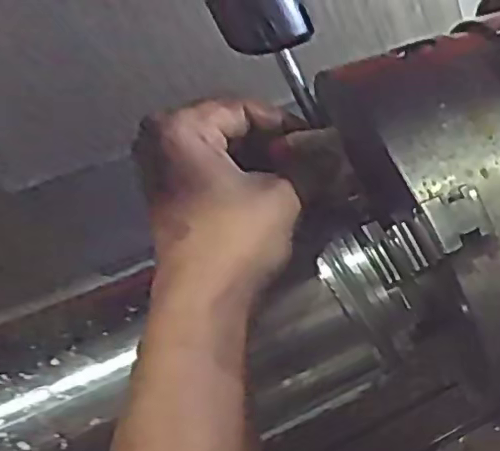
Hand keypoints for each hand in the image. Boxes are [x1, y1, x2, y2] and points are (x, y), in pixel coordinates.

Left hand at [135, 99, 302, 300]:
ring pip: (228, 159)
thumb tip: (335, 157)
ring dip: (268, 170)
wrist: (206, 294)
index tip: (319, 143)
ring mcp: (169, 176)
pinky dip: (251, 187)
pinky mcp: (181, 206)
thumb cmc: (233, 240)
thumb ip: (310, 171)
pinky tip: (280, 202)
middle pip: (232, 132)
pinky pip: (220, 182)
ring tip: (304, 185)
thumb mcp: (282, 199)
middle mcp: (164, 143)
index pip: (242, 108)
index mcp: (180, 127)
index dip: (287, 124)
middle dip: (278, 149)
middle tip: (316, 165)